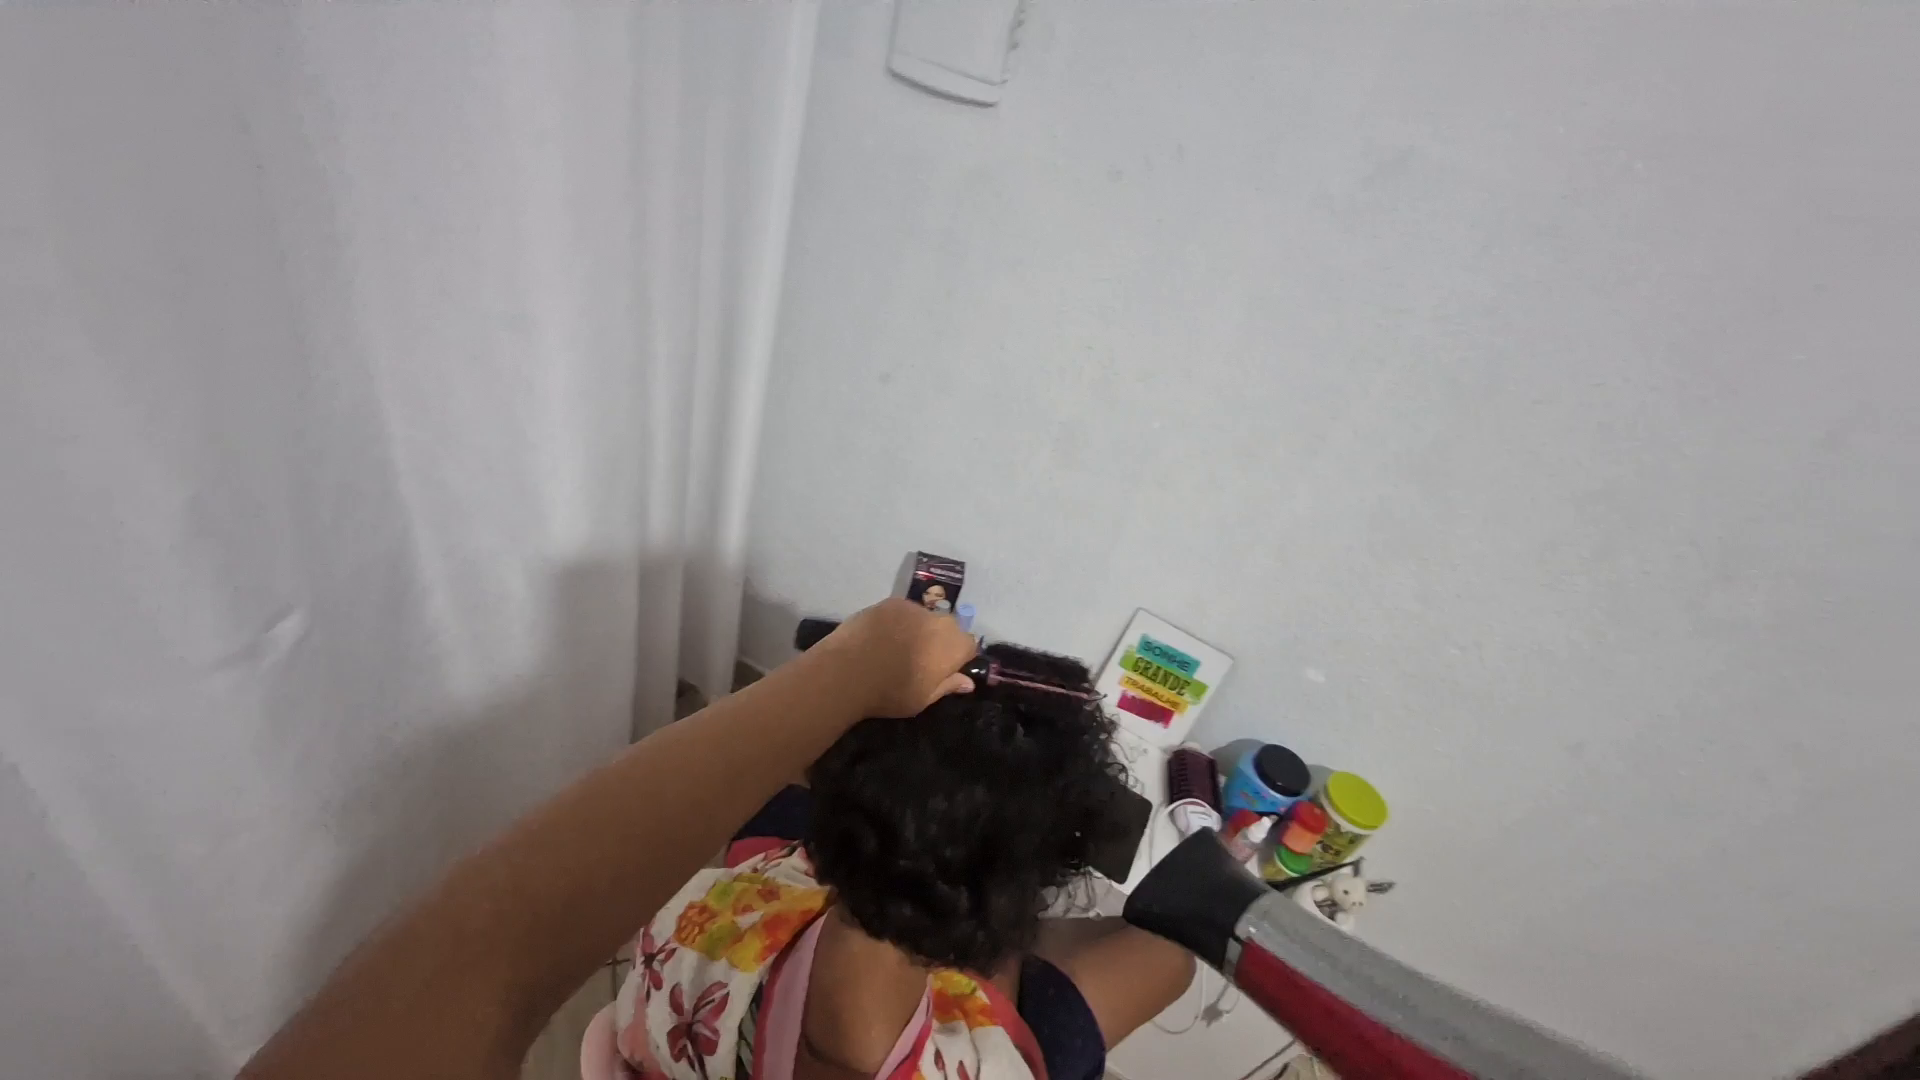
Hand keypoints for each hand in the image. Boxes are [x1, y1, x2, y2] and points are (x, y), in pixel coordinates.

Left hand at [818, 598, 977, 717]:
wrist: (847, 671)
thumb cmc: (890, 692)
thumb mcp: (923, 699)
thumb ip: (948, 685)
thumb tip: (967, 682)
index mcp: (952, 646)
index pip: (969, 645)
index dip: (959, 657)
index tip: (945, 670)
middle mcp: (938, 620)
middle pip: (949, 627)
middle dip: (941, 640)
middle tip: (920, 659)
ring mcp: (912, 608)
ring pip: (924, 617)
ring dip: (919, 628)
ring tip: (896, 646)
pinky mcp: (889, 602)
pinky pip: (902, 611)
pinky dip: (897, 621)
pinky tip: (881, 636)